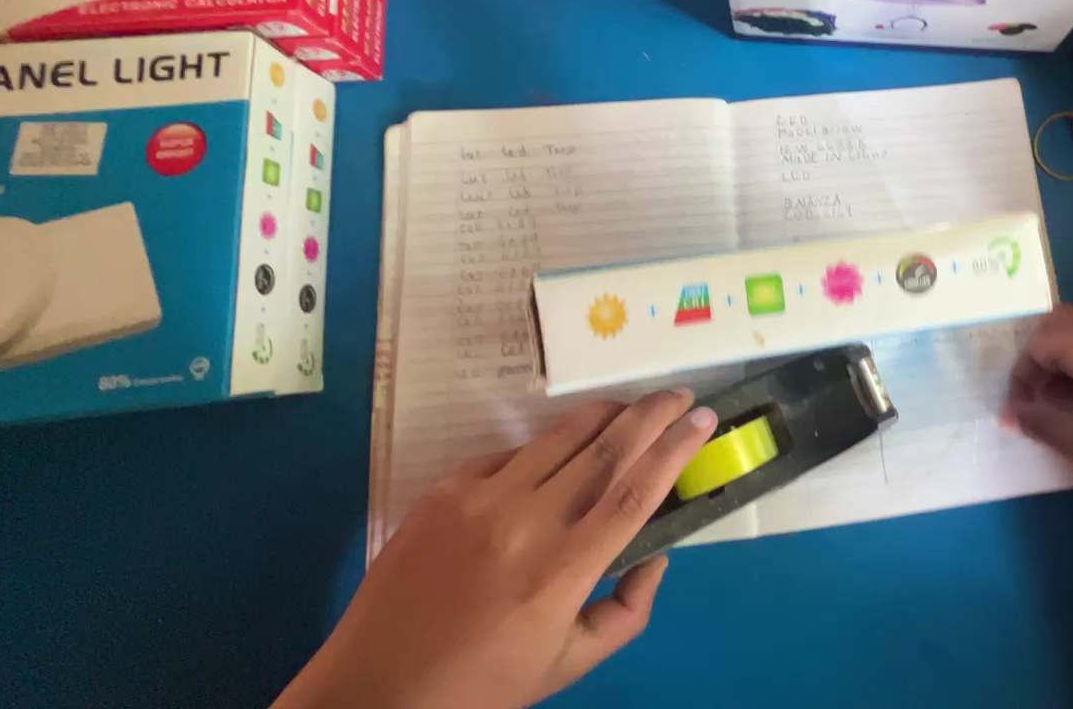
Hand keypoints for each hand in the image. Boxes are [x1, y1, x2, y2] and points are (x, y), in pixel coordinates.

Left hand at [275, 390, 716, 708]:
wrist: (368, 695)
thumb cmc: (479, 687)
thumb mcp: (568, 665)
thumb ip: (628, 612)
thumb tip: (657, 555)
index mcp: (563, 572)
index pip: (638, 492)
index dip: (677, 448)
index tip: (705, 419)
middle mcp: (528, 523)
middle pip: (609, 447)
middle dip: (654, 413)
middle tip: (682, 394)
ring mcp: (483, 498)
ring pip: (564, 434)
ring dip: (609, 413)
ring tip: (634, 407)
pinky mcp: (447, 487)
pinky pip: (515, 453)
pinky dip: (549, 448)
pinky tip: (557, 458)